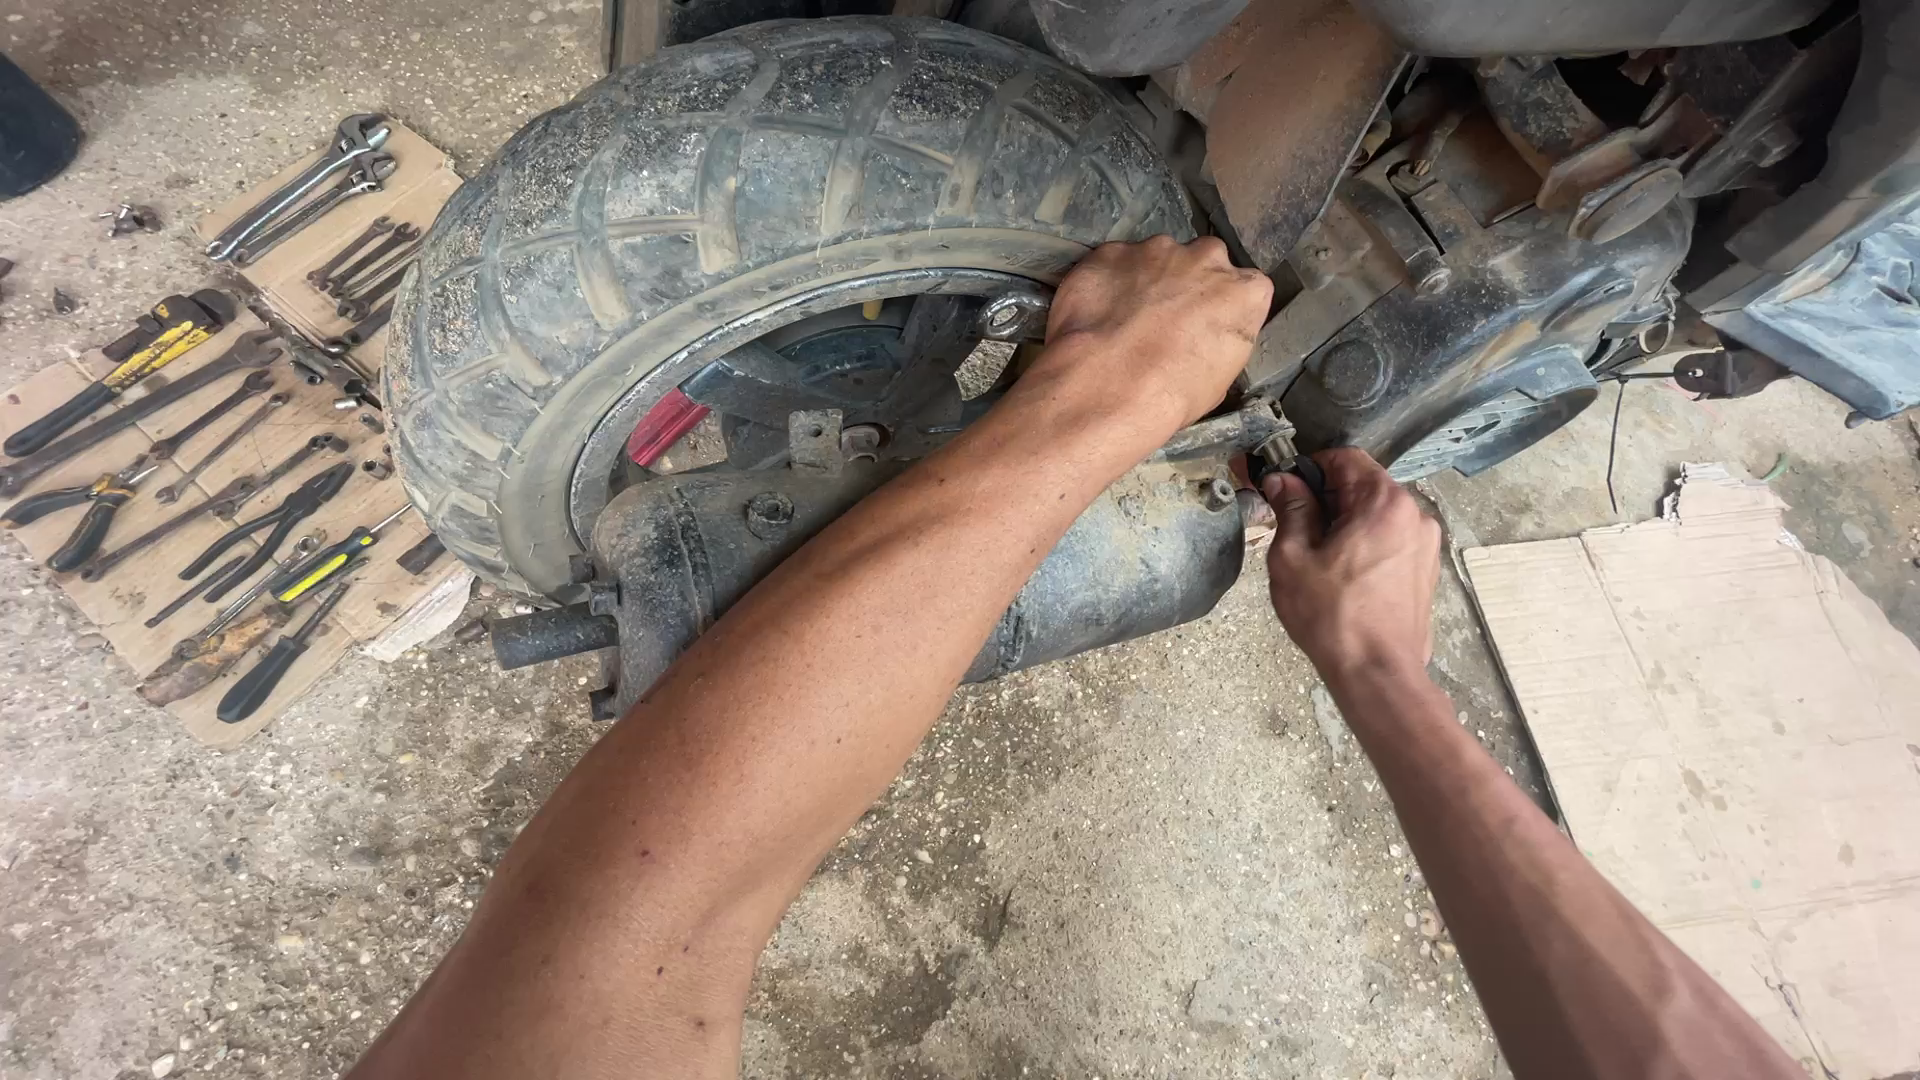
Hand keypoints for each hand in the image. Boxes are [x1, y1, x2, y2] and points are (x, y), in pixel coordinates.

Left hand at [1029, 235, 1271, 435]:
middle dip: (1183, 287)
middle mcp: (1206, 258)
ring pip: (1154, 261)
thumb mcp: (1217, 381)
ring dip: (1143, 284)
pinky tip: (1094, 317)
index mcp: (1245, 291)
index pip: (1243, 290)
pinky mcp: (1111, 253)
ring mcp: (1156, 251)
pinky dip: (1105, 285)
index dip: (1217, 311)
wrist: (1107, 388)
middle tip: (1160, 324)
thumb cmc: (1169, 396)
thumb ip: (1219, 342)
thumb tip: (1203, 342)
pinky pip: (1111, 265)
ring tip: (1121, 325)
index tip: (1201, 329)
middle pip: (1200, 264)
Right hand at [1260, 448, 1441, 684]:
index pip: (1345, 459)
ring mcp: (1424, 543)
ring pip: (1374, 513)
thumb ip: (1290, 509)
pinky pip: (1387, 538)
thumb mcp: (1292, 556)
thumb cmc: (1332, 615)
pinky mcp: (1424, 568)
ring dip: (1341, 522)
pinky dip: (1361, 542)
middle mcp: (1413, 515)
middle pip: (1361, 485)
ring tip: (1312, 554)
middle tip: (1290, 523)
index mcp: (1383, 503)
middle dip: (1323, 497)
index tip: (1282, 486)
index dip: (1308, 467)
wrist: (1376, 671)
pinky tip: (1337, 572)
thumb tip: (1281, 481)